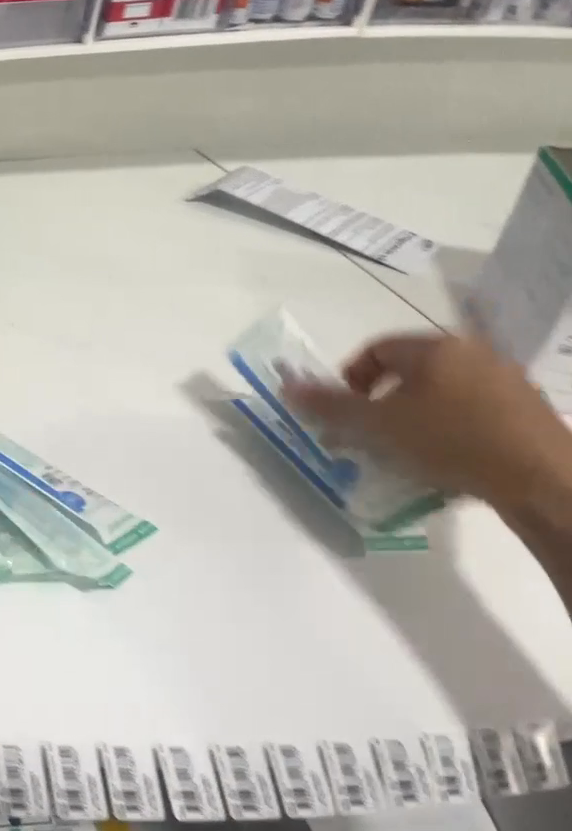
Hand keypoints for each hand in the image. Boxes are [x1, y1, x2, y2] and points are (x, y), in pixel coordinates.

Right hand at [283, 332, 571, 517]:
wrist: (546, 483)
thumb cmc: (450, 441)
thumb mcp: (375, 425)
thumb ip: (328, 404)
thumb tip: (286, 386)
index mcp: (436, 348)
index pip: (374, 351)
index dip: (349, 379)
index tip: (347, 411)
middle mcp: (474, 354)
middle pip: (409, 372)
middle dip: (381, 402)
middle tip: (370, 433)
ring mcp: (508, 382)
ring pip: (440, 393)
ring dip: (414, 416)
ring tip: (405, 449)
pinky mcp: (529, 411)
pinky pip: (472, 411)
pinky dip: (450, 428)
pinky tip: (446, 457)